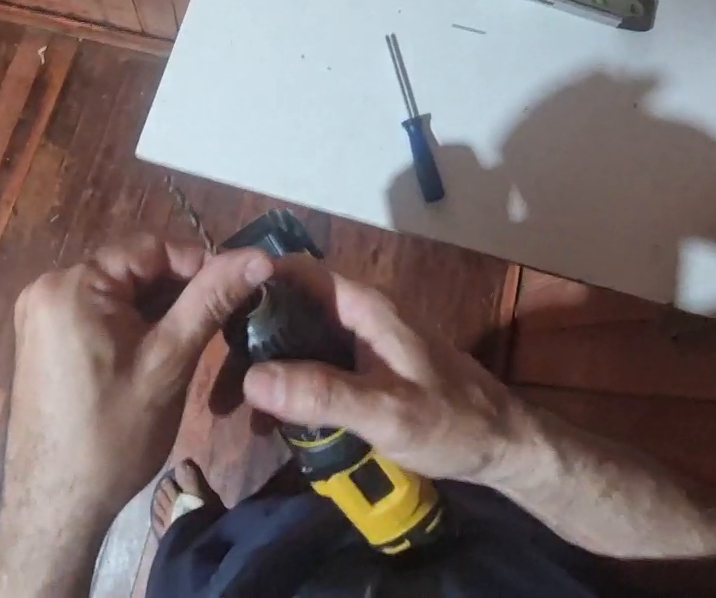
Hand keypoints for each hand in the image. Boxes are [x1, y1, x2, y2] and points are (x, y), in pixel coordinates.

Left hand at [0, 235, 272, 532]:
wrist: (57, 509)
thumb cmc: (115, 434)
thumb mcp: (170, 361)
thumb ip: (212, 299)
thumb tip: (261, 256)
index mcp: (72, 284)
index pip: (150, 249)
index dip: (197, 266)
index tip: (235, 291)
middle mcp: (48, 287)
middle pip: (132, 268)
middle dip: (177, 290)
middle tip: (218, 321)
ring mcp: (41, 314)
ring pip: (119, 291)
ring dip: (157, 308)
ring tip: (192, 339)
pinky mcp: (43, 339)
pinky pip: (98, 312)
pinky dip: (132, 323)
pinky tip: (156, 352)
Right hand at [240, 257, 531, 487]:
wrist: (503, 445)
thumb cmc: (451, 422)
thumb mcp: (386, 412)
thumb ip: (323, 393)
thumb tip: (252, 376)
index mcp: (363, 306)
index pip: (296, 271)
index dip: (253, 280)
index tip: (212, 309)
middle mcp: (358, 312)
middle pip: (291, 302)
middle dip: (251, 329)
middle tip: (216, 368)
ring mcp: (361, 338)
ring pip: (300, 335)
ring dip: (267, 359)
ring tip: (232, 398)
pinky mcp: (363, 365)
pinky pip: (315, 361)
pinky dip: (289, 379)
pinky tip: (271, 413)